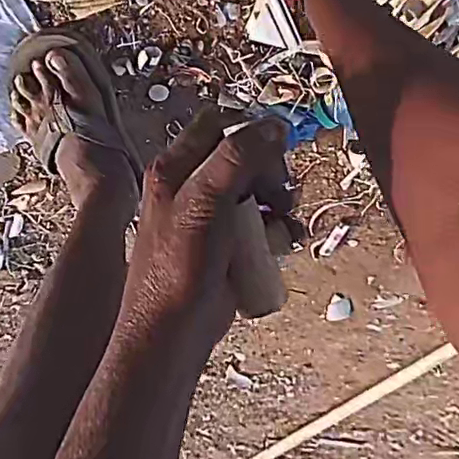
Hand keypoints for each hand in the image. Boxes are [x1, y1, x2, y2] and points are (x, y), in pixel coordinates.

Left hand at [118, 110, 292, 347]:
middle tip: (279, 190)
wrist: (175, 333)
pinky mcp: (231, 240)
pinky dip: (277, 225)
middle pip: (244, 155)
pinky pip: (262, 219)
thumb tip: (273, 126)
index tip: (276, 144)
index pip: (216, 125)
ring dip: (278, 198)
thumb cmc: (178, 266)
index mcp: (175, 167)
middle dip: (269, 169)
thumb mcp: (205, 201)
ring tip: (284, 216)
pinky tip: (284, 238)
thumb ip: (236, 158)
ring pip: (258, 188)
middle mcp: (194, 185)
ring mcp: (214, 214)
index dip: (248, 129)